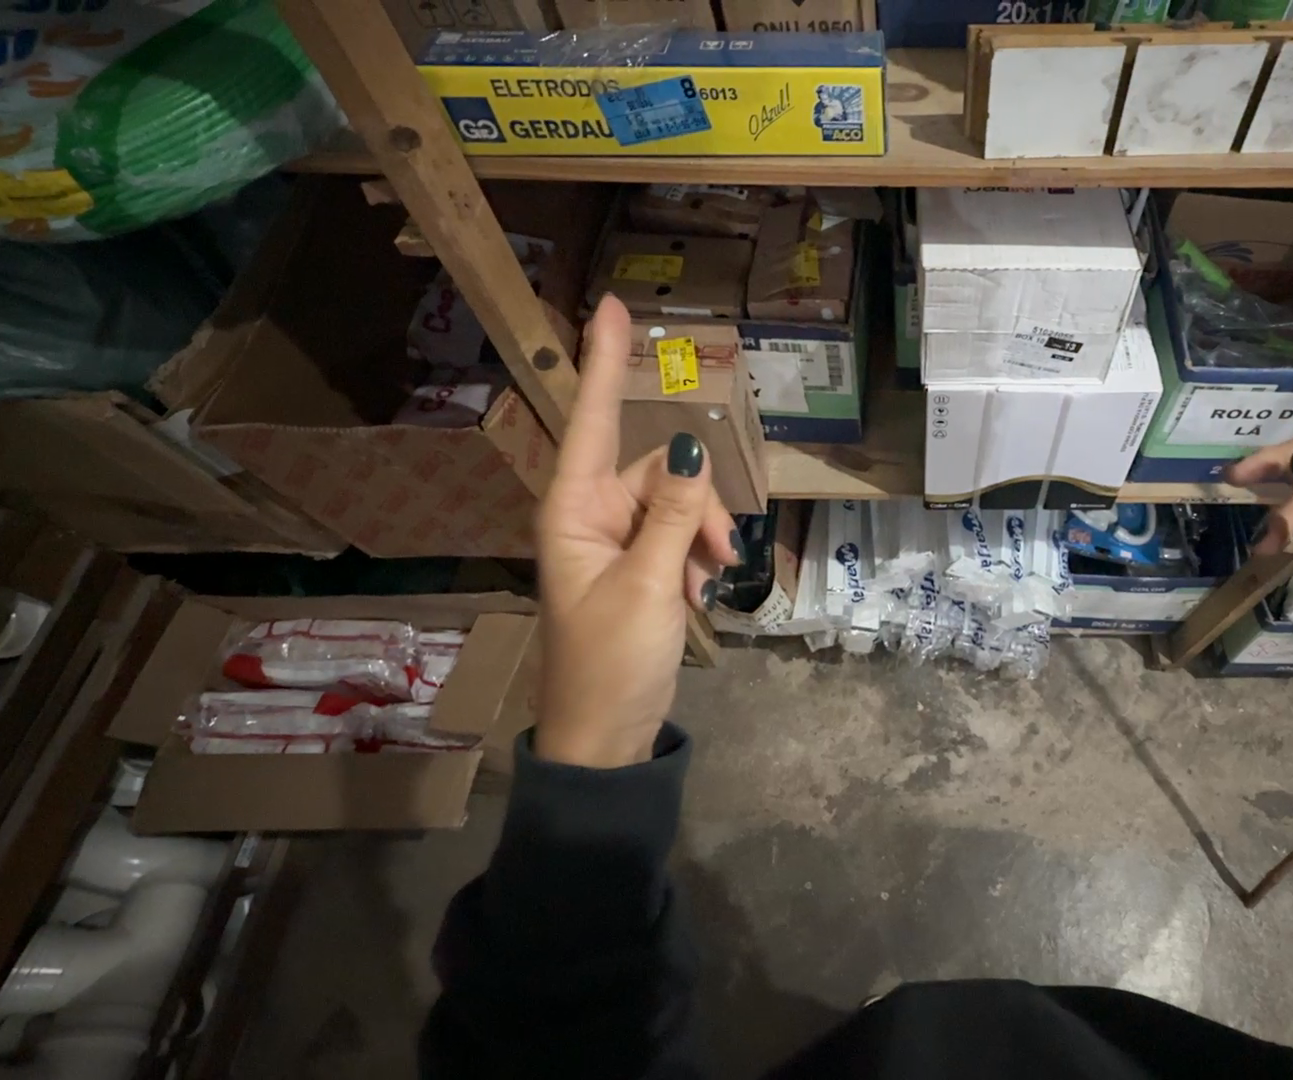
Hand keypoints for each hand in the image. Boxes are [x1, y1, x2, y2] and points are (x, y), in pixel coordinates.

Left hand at [535, 298, 740, 768]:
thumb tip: (694, 444)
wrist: (608, 734)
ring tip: (707, 582)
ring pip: (677, 504)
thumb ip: (675, 514)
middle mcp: (592, 515)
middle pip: (659, 472)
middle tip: (719, 555)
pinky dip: (696, 556)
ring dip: (701, 536)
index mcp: (573, 511)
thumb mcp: (650, 584)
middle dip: (697, 506)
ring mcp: (617, 542)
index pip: (589, 421)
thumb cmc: (613, 661)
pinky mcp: (639, 566)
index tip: (611, 306)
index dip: (602, 362)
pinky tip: (701, 590)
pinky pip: (678, 535)